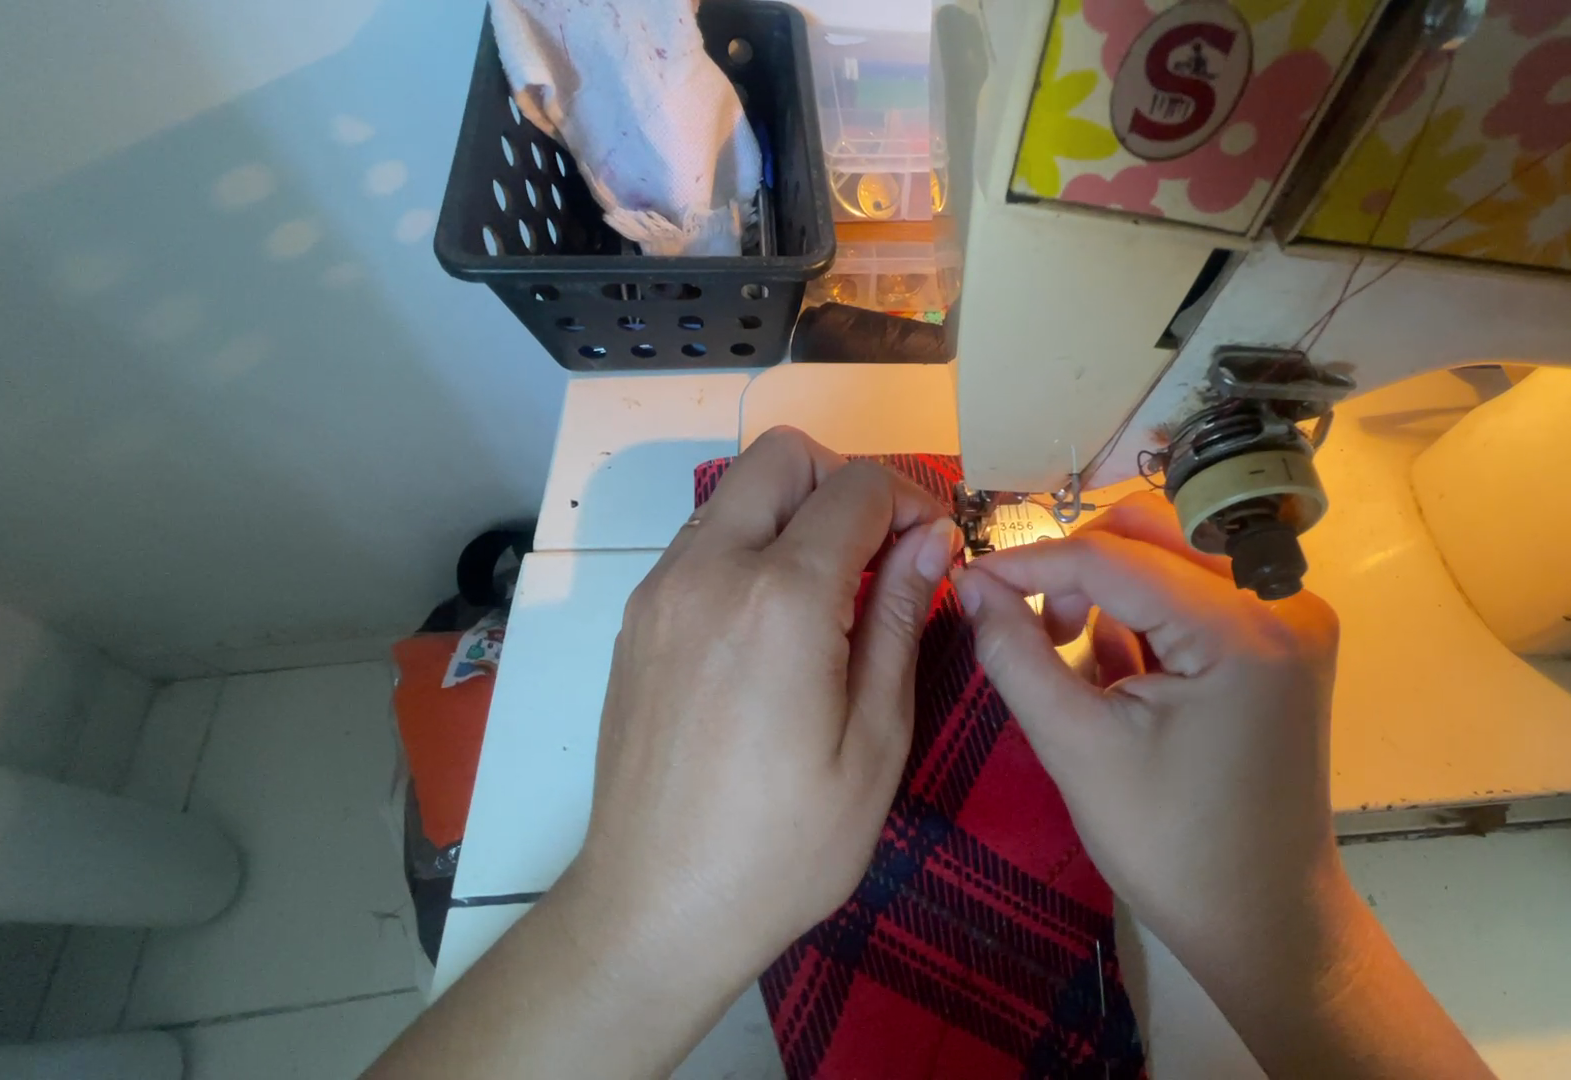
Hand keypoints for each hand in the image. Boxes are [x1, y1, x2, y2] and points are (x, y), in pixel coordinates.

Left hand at [561, 426, 959, 982]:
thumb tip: (932, 540)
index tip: (933, 548)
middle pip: (782, 455)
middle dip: (845, 479)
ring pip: (737, 491)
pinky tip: (776, 620)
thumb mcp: (876, 737)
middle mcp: (709, 568)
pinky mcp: (637, 617)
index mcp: (781, 596)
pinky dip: (753, 543)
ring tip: (833, 588)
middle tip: (880, 549)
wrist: (655, 909)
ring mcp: (660, 588)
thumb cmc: (787, 841)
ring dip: (796, 509)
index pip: (858, 488)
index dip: (911, 502)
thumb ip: (902, 617)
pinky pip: (704, 539)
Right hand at [951, 491, 1341, 967]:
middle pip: (1149, 532)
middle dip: (1076, 566)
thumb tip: (971, 581)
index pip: (1112, 558)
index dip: (1030, 562)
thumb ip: (1014, 651)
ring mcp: (1288, 616)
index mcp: (1241, 627)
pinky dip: (1140, 611)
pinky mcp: (1278, 638)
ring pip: (1168, 553)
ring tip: (1071, 650)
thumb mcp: (1075, 744)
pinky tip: (1119, 667)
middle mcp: (1282, 600)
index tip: (972, 577)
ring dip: (1106, 587)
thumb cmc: (1169, 844)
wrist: (1262, 921)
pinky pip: (1190, 588)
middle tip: (1035, 621)